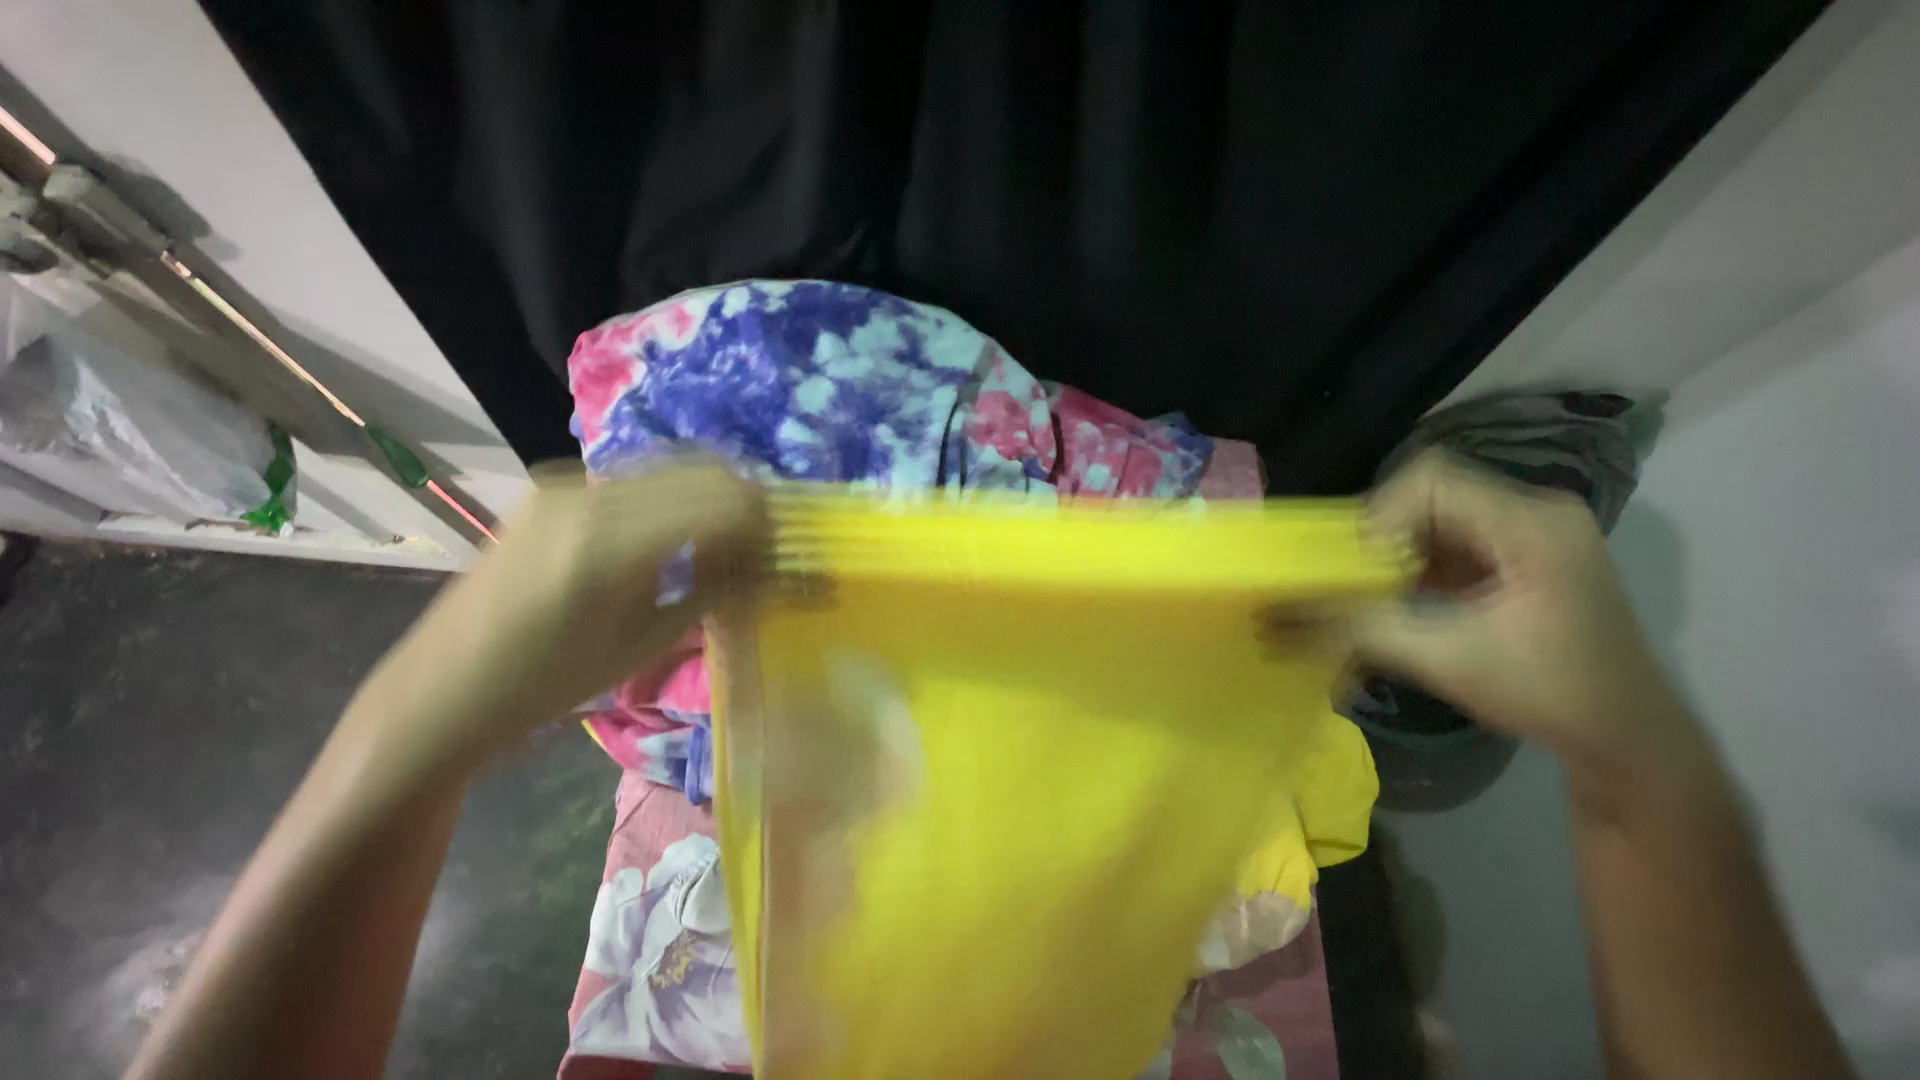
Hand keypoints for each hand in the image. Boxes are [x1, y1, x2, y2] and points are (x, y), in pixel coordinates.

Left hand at [348, 459, 766, 777]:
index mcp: (609, 546)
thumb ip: (713, 594)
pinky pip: (637, 477)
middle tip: (761, 550)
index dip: (765, 525)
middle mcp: (587, 495)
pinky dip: (674, 497)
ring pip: (673, 466)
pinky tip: (675, 538)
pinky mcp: (553, 486)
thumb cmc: (546, 685)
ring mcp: (565, 483)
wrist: (444, 686)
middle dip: (746, 505)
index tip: (781, 558)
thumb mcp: (643, 646)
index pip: (722, 502)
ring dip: (712, 497)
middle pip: (704, 470)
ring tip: (722, 547)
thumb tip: (776, 570)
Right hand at [1351, 451, 1688, 765]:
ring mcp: (1527, 530)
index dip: (1380, 517)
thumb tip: (1277, 617)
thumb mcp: (1447, 660)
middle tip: (1349, 580)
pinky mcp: (1515, 552)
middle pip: (1429, 491)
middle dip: (1379, 534)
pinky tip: (1394, 596)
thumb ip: (1358, 630)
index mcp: (1534, 524)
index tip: (1354, 570)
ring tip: (1366, 591)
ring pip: (1432, 513)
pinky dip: (1411, 561)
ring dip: (1392, 548)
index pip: (1432, 482)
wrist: (1626, 736)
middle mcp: (1534, 510)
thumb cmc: (1550, 695)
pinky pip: (1446, 536)